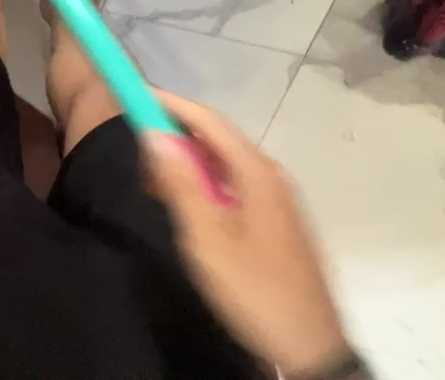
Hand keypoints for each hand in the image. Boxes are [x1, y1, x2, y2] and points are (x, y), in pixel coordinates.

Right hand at [142, 92, 352, 374]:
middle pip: (216, 138)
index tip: (135, 95)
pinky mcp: (276, 220)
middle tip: (137, 143)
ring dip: (188, 160)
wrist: (309, 348)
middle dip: (175, 133)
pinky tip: (186, 203)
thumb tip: (153, 133)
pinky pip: (233, 182)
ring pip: (224, 162)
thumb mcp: (207, 238)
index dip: (170, 104)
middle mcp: (269, 174)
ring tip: (154, 176)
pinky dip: (204, 181)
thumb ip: (180, 183)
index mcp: (256, 171)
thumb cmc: (254, 288)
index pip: (207, 120)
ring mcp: (277, 197)